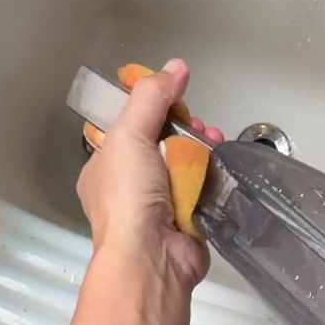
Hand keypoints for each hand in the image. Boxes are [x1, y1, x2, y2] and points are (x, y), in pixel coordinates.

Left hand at [76, 59, 222, 288]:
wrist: (151, 256)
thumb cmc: (128, 198)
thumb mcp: (129, 135)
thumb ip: (151, 98)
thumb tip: (176, 68)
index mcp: (104, 168)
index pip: (128, 128)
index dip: (150, 110)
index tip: (170, 100)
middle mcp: (129, 188)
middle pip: (160, 143)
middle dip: (182, 127)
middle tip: (195, 123)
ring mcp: (158, 205)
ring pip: (184, 164)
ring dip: (201, 146)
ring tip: (212, 137)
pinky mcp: (187, 219)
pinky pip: (201, 188)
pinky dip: (212, 174)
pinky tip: (220, 163)